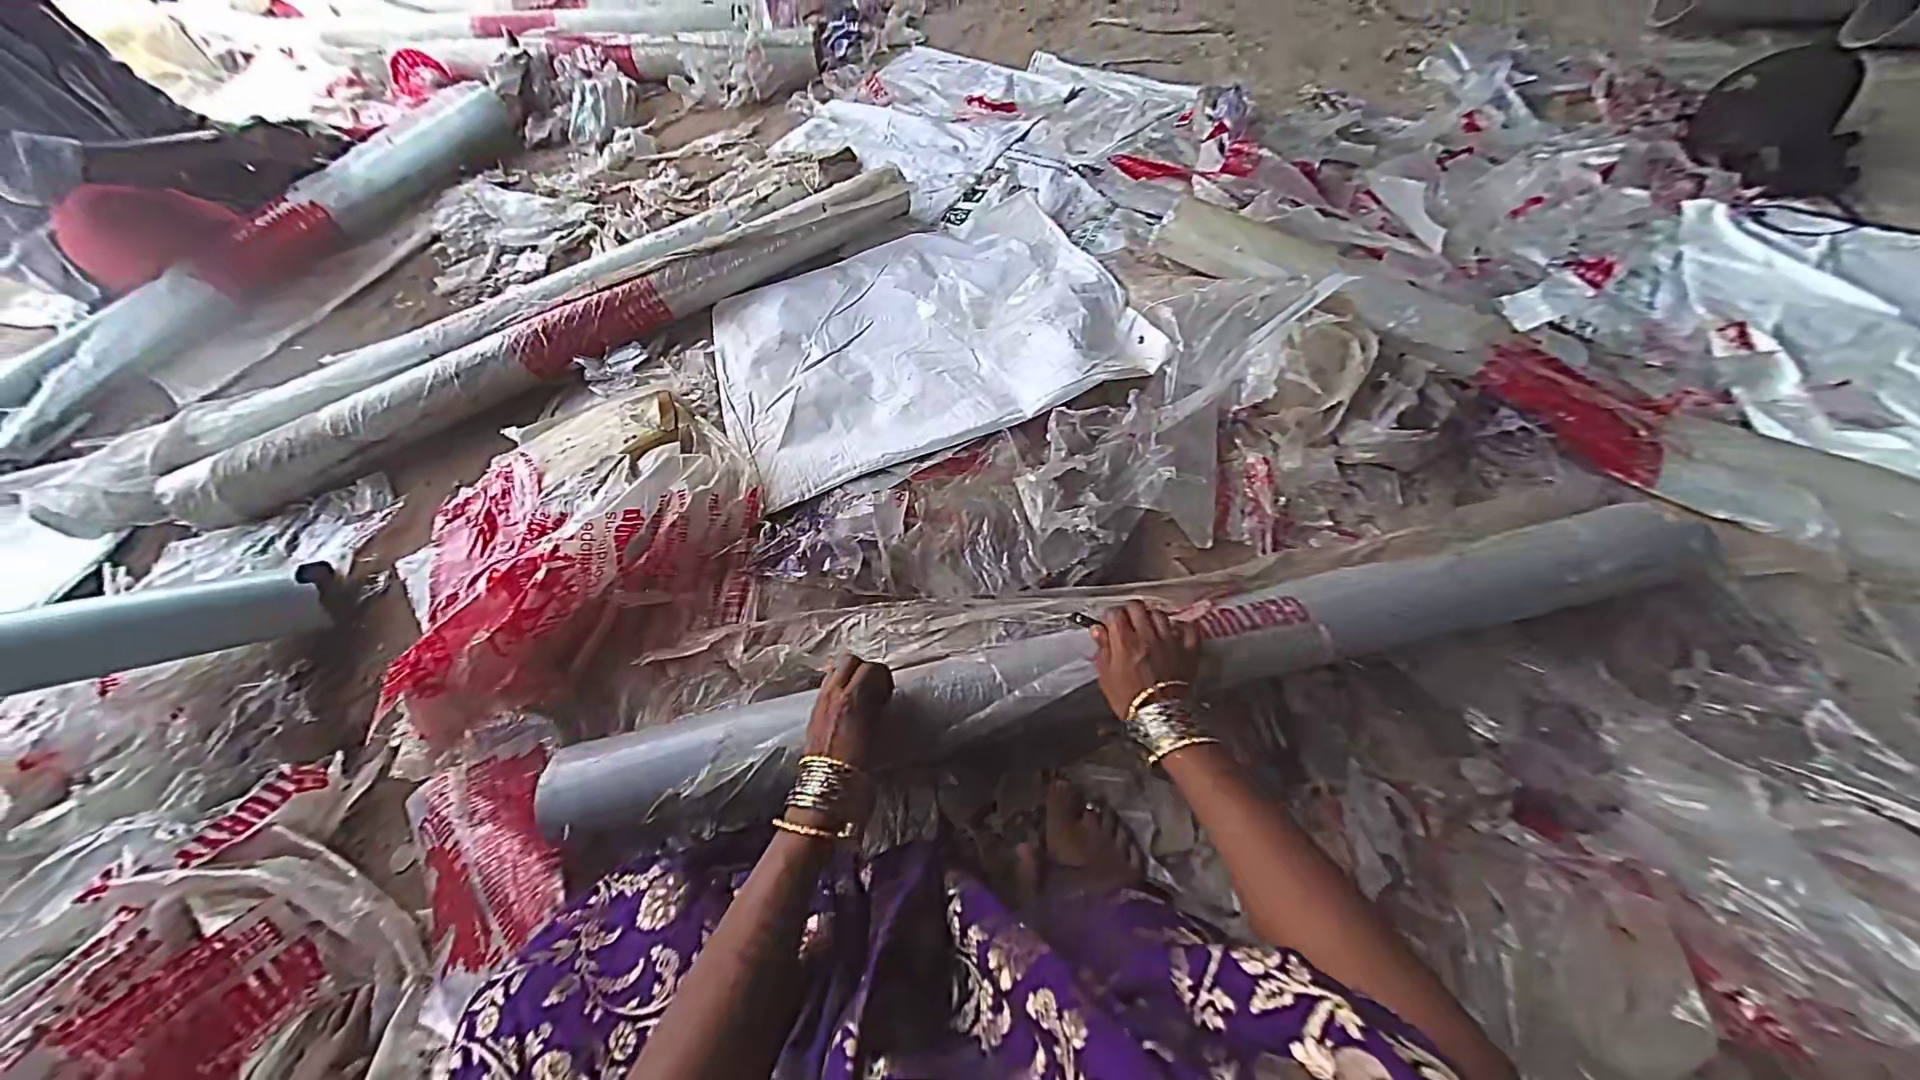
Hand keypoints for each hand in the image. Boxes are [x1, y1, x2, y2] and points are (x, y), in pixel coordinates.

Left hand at [802, 654, 892, 770]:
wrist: (823, 800)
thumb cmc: (858, 776)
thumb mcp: (880, 741)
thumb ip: (878, 711)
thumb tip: (882, 700)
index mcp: (853, 700)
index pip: (872, 668)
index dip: (884, 678)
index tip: (888, 695)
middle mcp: (833, 696)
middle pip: (850, 661)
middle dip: (865, 670)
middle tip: (876, 691)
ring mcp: (819, 703)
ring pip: (835, 671)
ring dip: (850, 678)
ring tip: (861, 699)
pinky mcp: (811, 715)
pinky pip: (827, 688)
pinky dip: (839, 690)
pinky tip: (847, 711)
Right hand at [1092, 601, 1200, 720]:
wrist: (1160, 717)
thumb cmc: (1129, 699)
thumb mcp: (1106, 676)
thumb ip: (1102, 650)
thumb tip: (1098, 630)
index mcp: (1124, 641)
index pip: (1115, 612)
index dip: (1111, 617)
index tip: (1111, 624)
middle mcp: (1147, 635)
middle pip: (1137, 606)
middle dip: (1130, 612)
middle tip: (1128, 623)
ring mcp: (1170, 640)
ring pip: (1160, 614)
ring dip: (1152, 618)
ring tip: (1149, 628)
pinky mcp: (1188, 649)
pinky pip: (1188, 627)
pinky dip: (1180, 626)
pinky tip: (1173, 632)